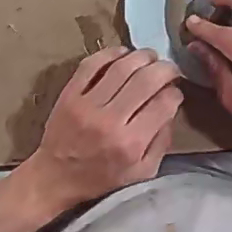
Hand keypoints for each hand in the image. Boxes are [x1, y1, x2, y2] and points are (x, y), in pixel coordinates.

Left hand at [20, 46, 182, 207]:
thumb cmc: (102, 178)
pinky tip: (124, 54)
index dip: (175, 92)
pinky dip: (111, 53)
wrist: (55, 177)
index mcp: (131, 143)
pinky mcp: (69, 94)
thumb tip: (171, 108)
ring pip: (122, 67)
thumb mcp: (142, 173)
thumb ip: (161, 143)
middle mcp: (110, 121)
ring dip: (142, 56)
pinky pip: (91, 64)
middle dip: (165, 69)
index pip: (163, 104)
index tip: (176, 91)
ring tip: (151, 57)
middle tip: (170, 69)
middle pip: (146, 80)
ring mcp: (87, 105)